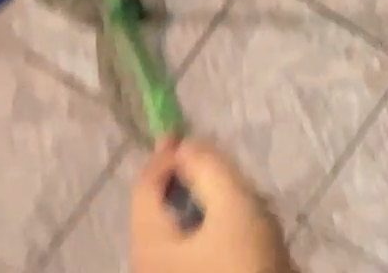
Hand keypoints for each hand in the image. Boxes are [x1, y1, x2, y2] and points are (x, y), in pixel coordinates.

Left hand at [132, 138, 290, 272]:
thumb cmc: (242, 257)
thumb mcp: (233, 206)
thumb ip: (210, 171)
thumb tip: (187, 145)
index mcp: (149, 242)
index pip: (145, 187)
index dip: (162, 156)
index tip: (182, 129)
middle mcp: (148, 257)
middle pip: (157, 203)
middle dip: (182, 174)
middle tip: (210, 152)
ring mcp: (169, 269)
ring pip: (175, 219)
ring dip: (197, 193)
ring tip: (230, 180)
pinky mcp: (191, 271)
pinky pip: (189, 234)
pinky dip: (205, 213)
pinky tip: (234, 213)